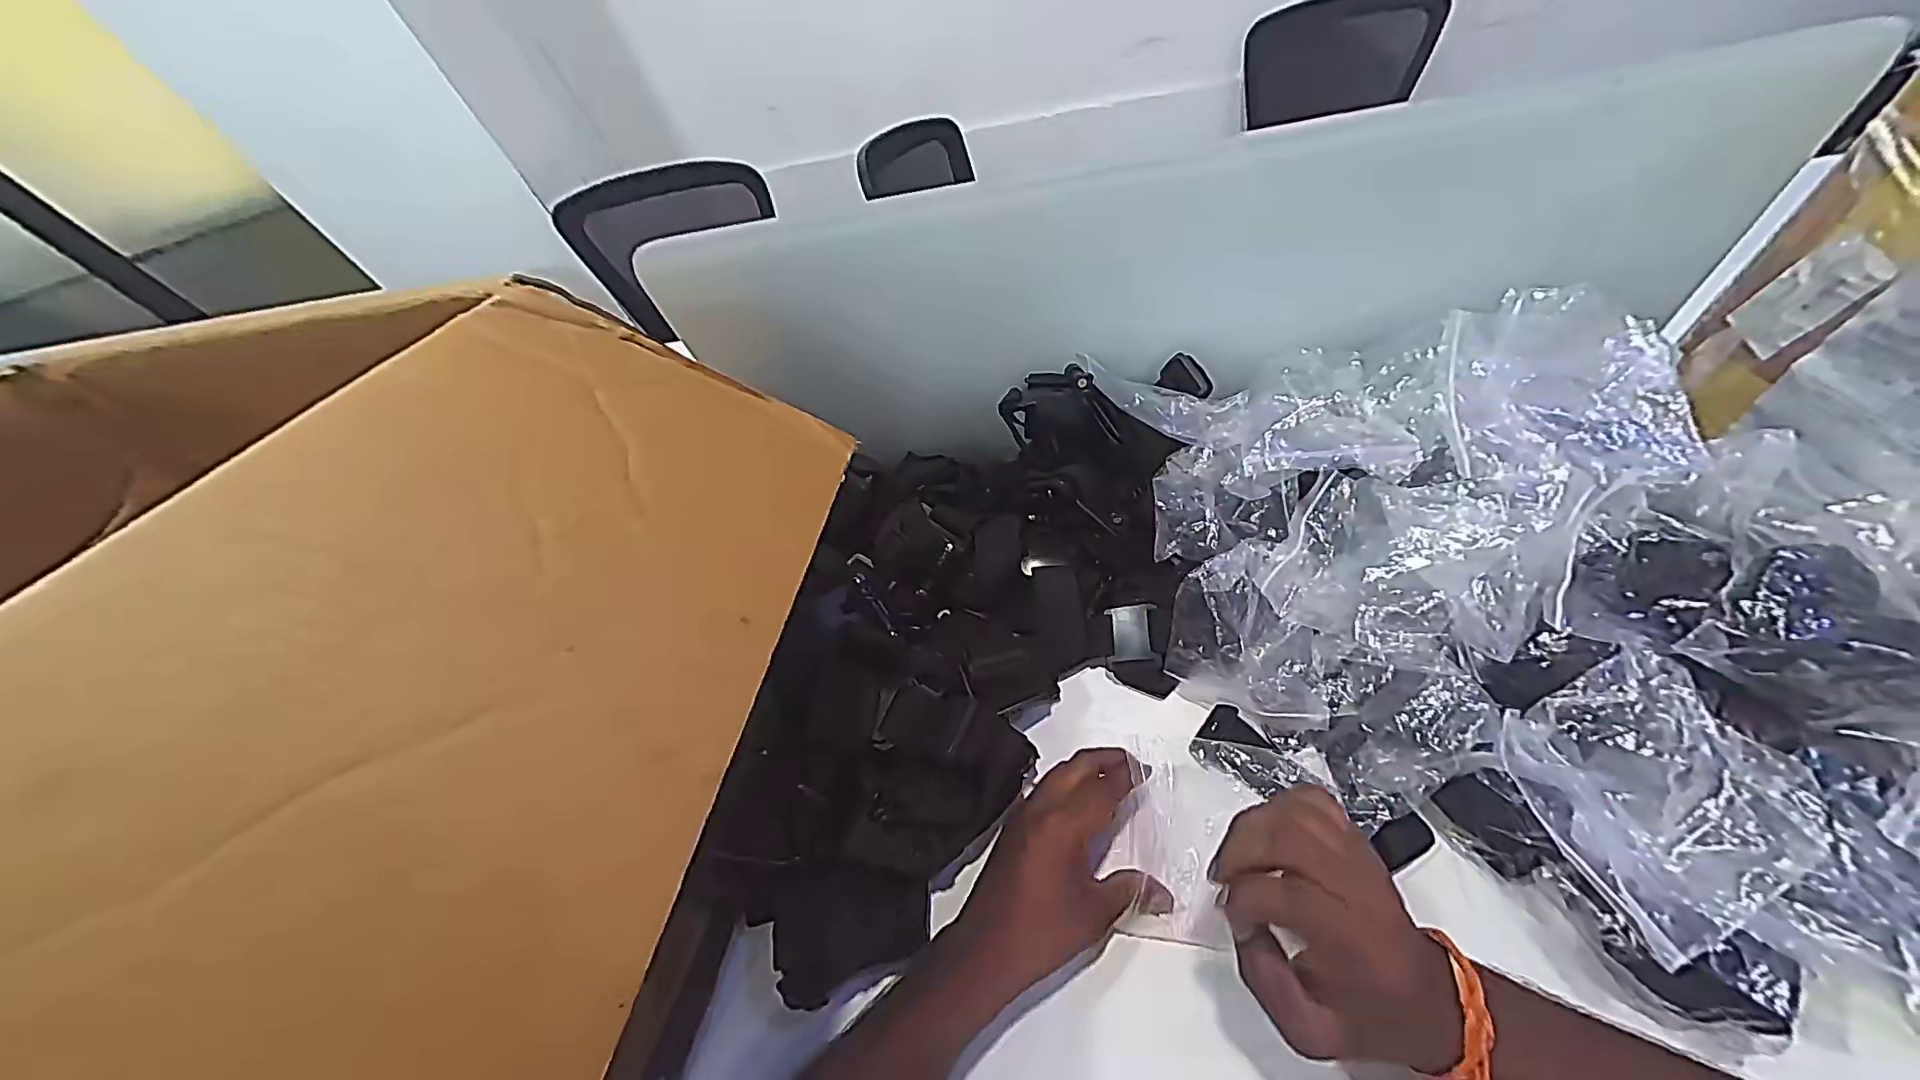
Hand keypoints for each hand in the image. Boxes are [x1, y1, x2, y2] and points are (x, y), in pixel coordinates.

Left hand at [941, 747, 1171, 997]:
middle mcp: (1039, 813)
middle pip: (1075, 769)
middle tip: (1129, 763)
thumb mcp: (1094, 913)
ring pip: (1055, 776)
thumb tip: (1158, 890)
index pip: (1101, 789)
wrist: (986, 948)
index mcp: (1062, 827)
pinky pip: (1041, 790)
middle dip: (1105, 760)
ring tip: (1107, 775)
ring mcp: (1021, 817)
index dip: (1126, 778)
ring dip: (1082, 769)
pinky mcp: (1012, 828)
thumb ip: (1130, 891)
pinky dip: (1063, 783)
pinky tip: (1074, 800)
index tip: (1144, 773)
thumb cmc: (1037, 933)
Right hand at [1211, 785, 1462, 1073]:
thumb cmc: (1370, 1013)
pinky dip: (1279, 806)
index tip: (1235, 916)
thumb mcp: (1313, 1031)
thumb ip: (1266, 985)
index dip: (1245, 899)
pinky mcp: (1354, 840)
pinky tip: (1264, 831)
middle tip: (1224, 877)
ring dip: (1253, 826)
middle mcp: (1359, 887)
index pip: (1289, 893)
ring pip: (1296, 811)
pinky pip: (1312, 800)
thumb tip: (1242, 930)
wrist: (1424, 998)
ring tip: (1237, 854)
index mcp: (1354, 938)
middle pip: (1289, 838)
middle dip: (1239, 852)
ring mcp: (1358, 857)